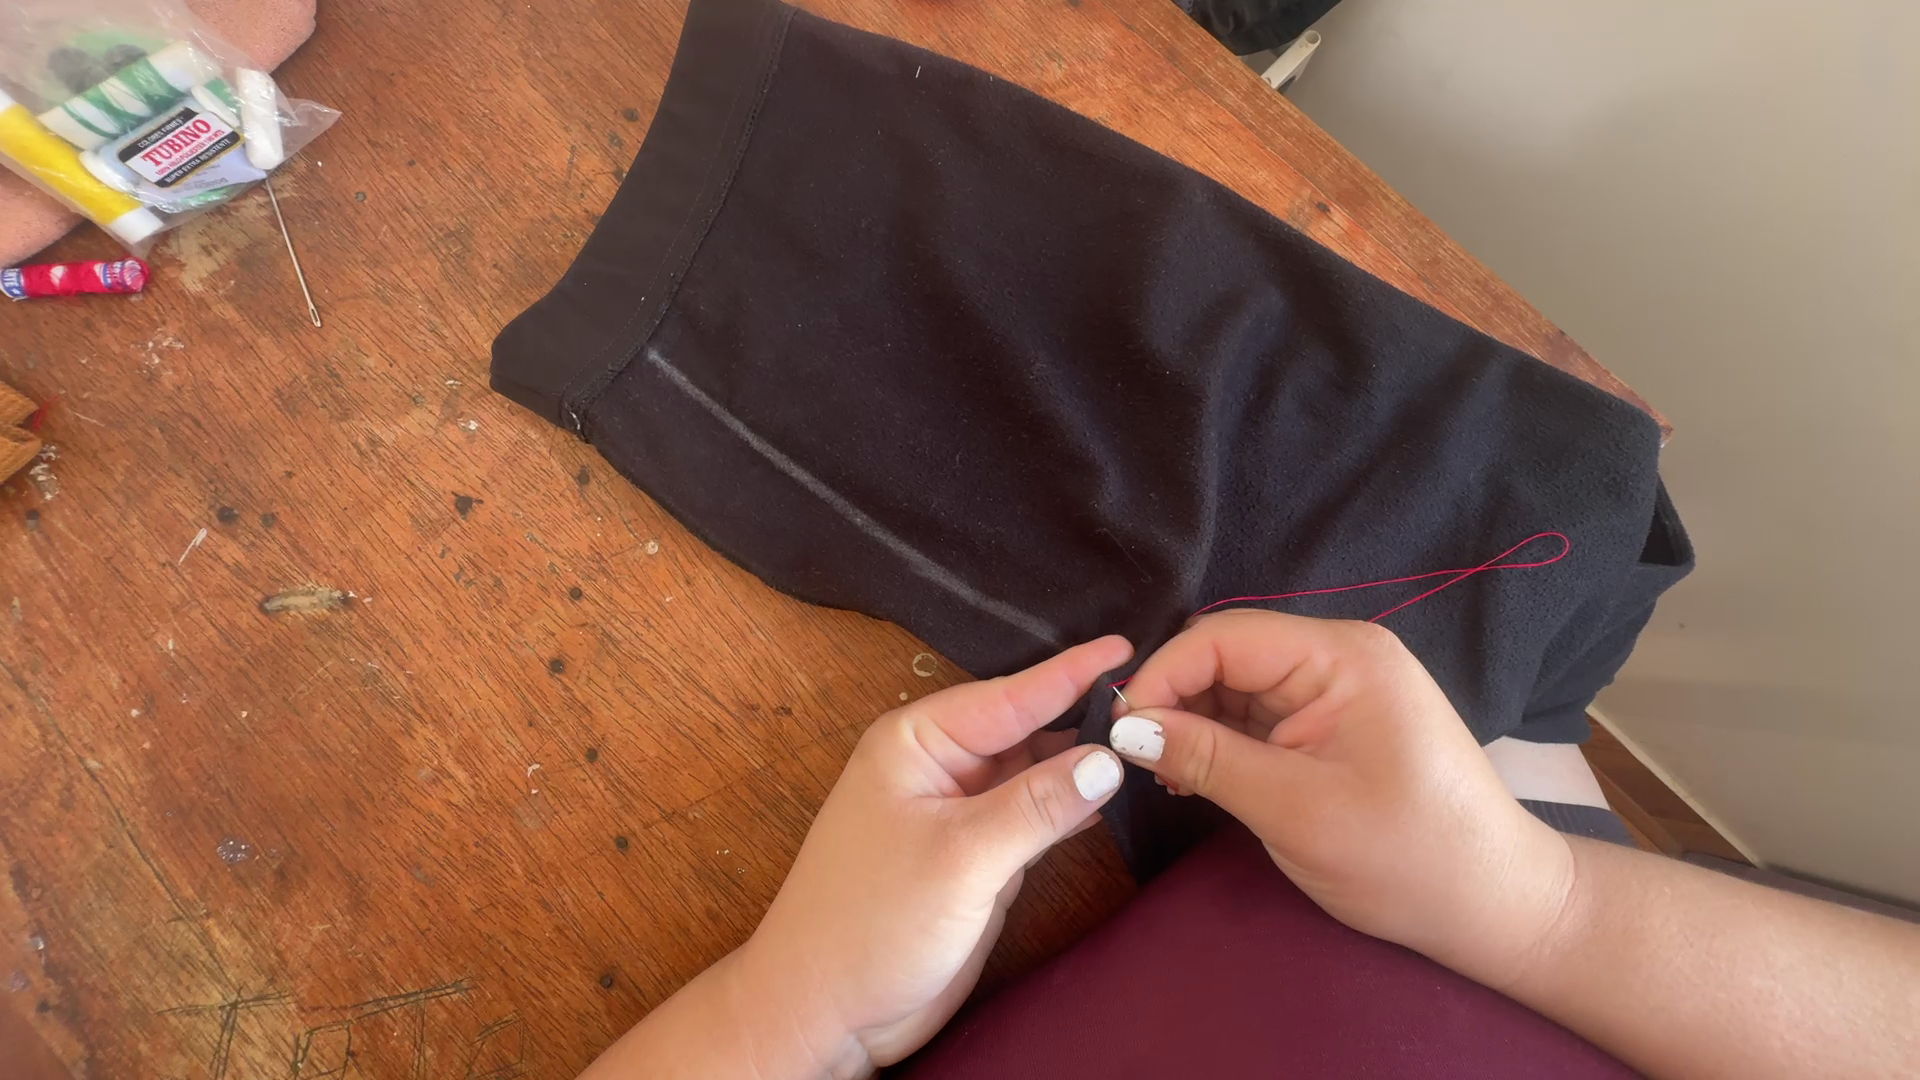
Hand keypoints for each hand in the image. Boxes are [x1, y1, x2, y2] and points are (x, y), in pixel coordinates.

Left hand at [737, 636, 1132, 1072]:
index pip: (1008, 696)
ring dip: (1081, 762)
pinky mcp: (977, 849)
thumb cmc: (870, 921)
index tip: (1124, 645)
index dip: (1069, 672)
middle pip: (1024, 727)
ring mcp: (961, 807)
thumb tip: (1108, 758)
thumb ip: (1036, 805)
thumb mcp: (959, 857)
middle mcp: (941, 762)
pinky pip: (1033, 812)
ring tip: (1145, 740)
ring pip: (1032, 770)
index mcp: (919, 740)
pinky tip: (1110, 795)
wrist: (827, 1011)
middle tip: (1151, 698)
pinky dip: (1069, 804)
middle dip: (1080, 715)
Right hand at [1106, 610, 1574, 984]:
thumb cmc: (1407, 859)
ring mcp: (1330, 684)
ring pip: (1230, 682)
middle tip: (1139, 757)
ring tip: (1167, 773)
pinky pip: (1250, 709)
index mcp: (1339, 656)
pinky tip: (1197, 774)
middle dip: (1173, 699)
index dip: (1163, 675)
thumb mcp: (1295, 810)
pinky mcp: (1324, 715)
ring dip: (1190, 722)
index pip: (1222, 638)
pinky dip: (1216, 738)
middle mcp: (1333, 653)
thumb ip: (1205, 758)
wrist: (1500, 911)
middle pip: (1223, 654)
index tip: (1123, 730)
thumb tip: (1124, 730)